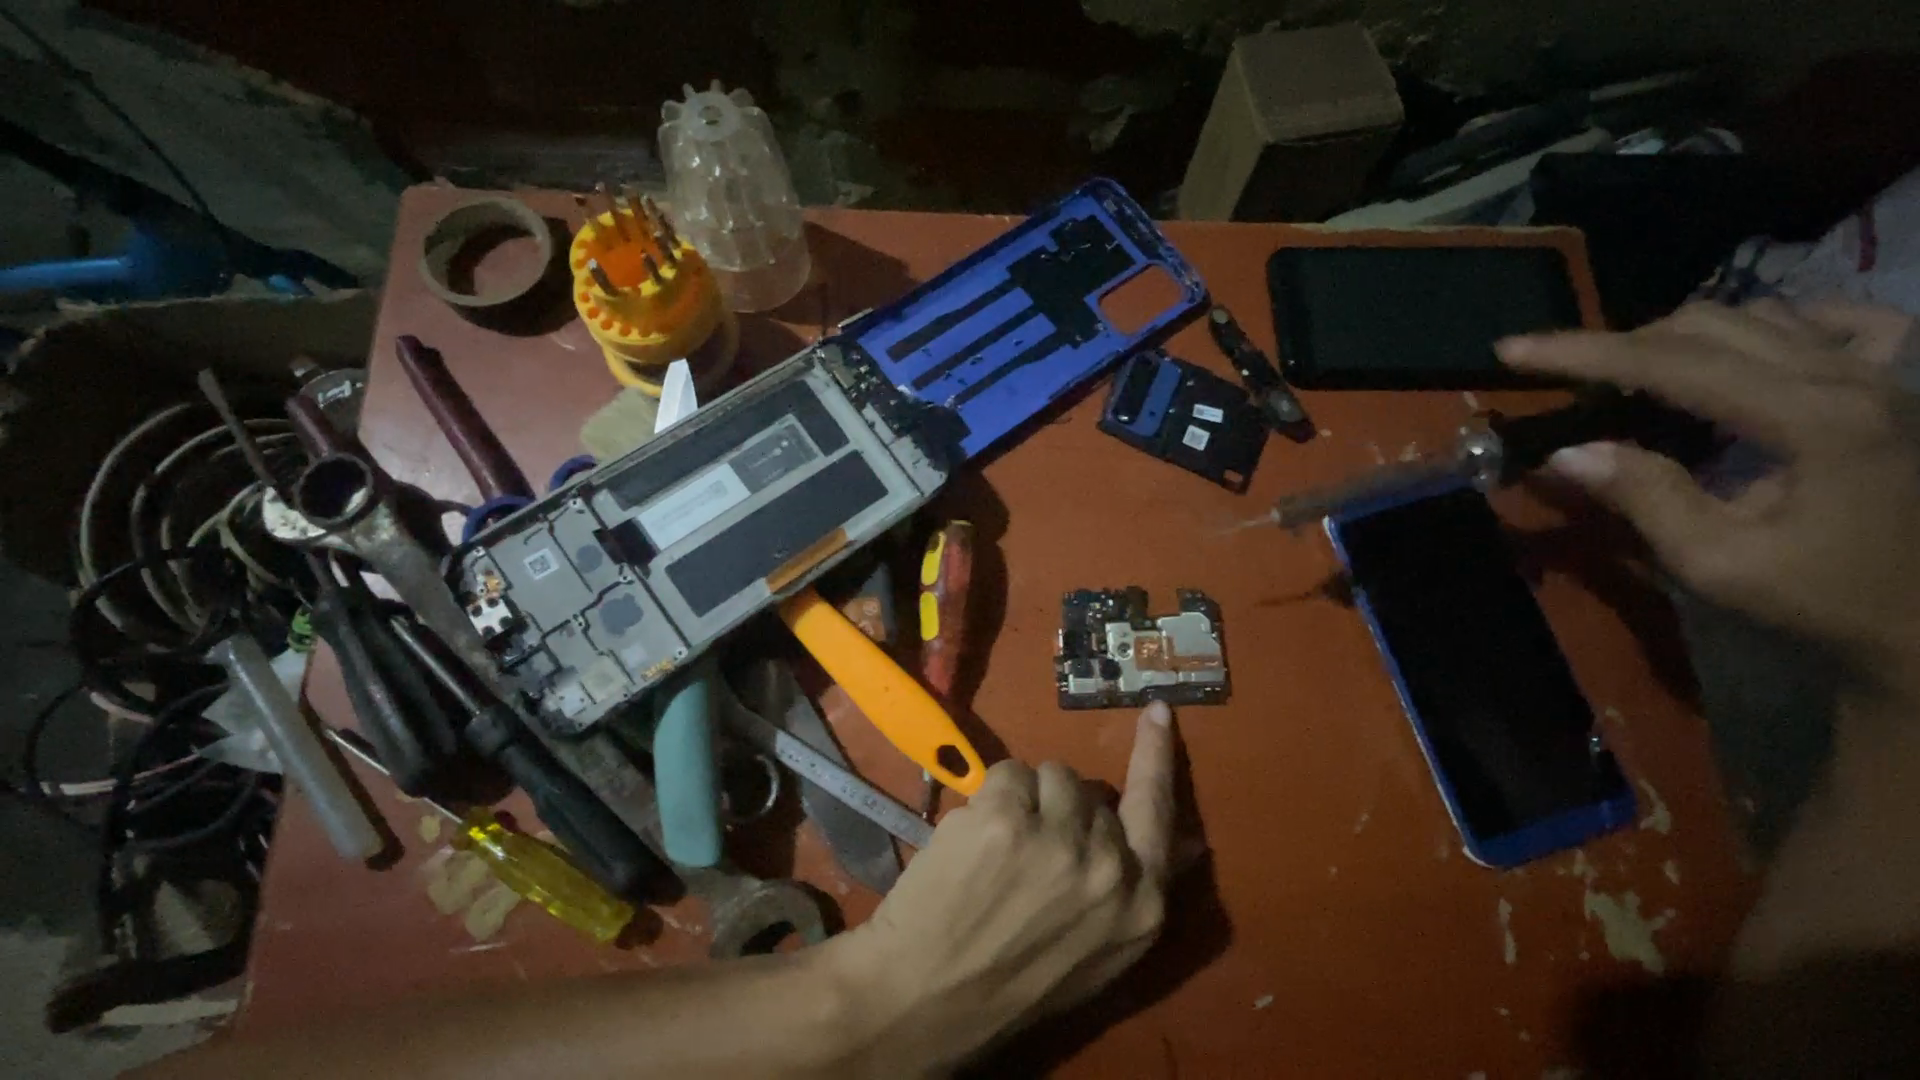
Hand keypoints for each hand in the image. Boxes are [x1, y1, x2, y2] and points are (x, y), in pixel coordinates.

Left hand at [831, 702, 1176, 1074]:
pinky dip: (988, 797)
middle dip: (1061, 808)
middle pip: (1091, 793)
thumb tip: (1188, 842)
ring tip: (998, 847)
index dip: (1157, 756)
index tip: (1158, 711)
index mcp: (1142, 906)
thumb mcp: (1101, 951)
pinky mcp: (1005, 818)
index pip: (1160, 811)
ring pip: (1051, 775)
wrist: (924, 999)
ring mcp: (1056, 839)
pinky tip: (974, 841)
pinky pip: (1008, 773)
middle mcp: (1109, 868)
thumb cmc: (1012, 980)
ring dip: (1025, 798)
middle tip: (1026, 851)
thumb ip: (1134, 889)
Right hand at [1498, 300, 1919, 676]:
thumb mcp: (1717, 562)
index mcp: (1812, 418)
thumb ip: (1644, 497)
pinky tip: (1740, 352)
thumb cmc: (1824, 598)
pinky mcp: (1897, 381)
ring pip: (1755, 317)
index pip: (1670, 364)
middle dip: (1618, 345)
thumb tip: (1565, 451)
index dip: (1582, 353)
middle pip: (1705, 327)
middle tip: (1562, 382)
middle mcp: (1850, 375)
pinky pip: (1830, 321)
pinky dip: (1767, 326)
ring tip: (1628, 378)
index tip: (1511, 349)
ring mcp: (1883, 371)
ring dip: (1676, 339)